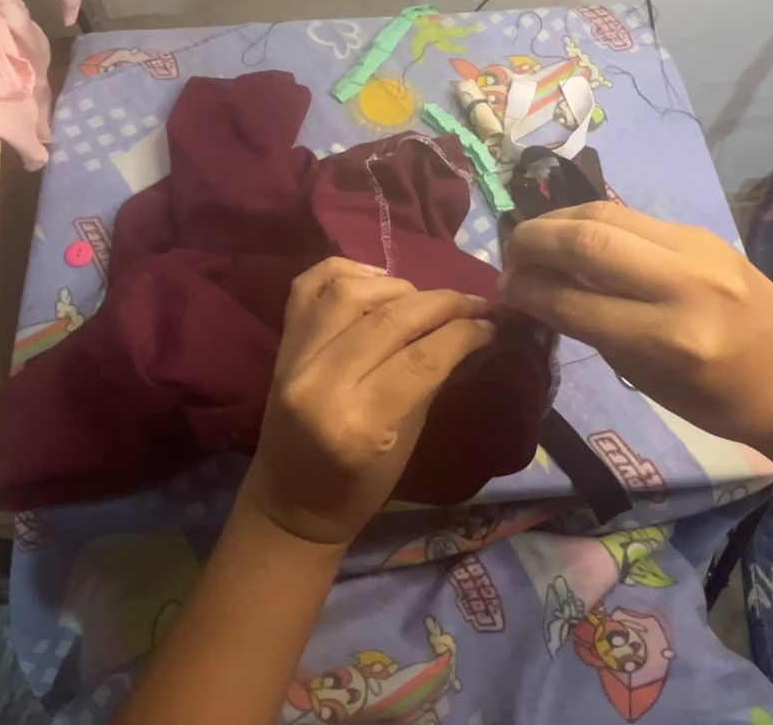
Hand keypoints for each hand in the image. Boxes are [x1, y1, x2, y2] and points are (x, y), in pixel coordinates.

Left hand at [241, 257, 496, 545]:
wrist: (289, 502)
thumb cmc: (356, 489)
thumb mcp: (406, 444)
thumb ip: (430, 381)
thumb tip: (467, 331)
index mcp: (359, 424)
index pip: (422, 358)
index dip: (465, 332)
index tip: (492, 323)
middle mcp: (321, 383)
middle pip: (390, 319)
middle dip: (442, 303)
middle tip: (473, 303)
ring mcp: (293, 359)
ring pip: (350, 292)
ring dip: (397, 285)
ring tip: (423, 299)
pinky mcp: (280, 344)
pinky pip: (308, 285)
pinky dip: (345, 271)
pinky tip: (375, 279)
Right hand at [500, 202, 772, 454]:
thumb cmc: (718, 400)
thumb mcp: (644, 377)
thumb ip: (591, 327)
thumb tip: (536, 290)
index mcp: (670, 341)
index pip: (573, 302)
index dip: (526, 291)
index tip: (503, 289)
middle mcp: (684, 286)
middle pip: (587, 241)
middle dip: (532, 241)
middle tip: (509, 255)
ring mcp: (697, 250)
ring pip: (605, 214)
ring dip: (556, 222)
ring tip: (533, 240)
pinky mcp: (701, 232)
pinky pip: (630, 216)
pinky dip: (588, 221)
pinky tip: (571, 235)